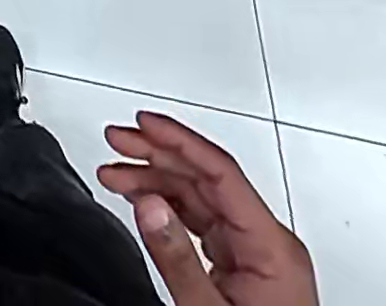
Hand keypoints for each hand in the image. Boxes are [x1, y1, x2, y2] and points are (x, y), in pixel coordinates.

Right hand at [97, 111, 317, 305]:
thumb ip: (178, 258)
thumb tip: (148, 202)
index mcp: (273, 248)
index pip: (221, 172)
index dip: (178, 139)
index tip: (143, 122)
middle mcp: (267, 243)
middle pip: (204, 177)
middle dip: (154, 151)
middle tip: (115, 138)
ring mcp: (253, 253)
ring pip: (196, 193)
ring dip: (150, 176)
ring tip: (112, 171)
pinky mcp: (239, 263)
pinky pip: (195, 215)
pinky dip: (161, 199)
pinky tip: (136, 194)